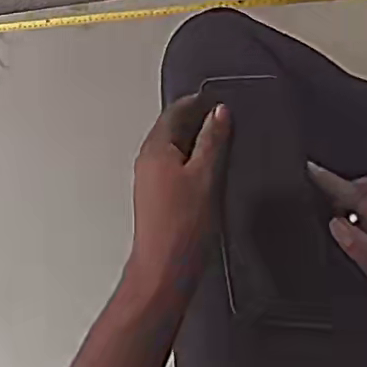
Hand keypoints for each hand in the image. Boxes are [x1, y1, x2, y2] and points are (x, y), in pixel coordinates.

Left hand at [128, 95, 229, 286]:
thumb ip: (213, 142)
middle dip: (193, 118)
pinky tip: (204, 168)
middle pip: (171, 127)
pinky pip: (171, 163)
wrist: (164, 269)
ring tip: (215, 136)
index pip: (174, 111)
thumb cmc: (182, 228)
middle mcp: (147, 158)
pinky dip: (188, 157)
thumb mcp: (206, 178)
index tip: (212, 97)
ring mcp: (148, 177)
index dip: (195, 101)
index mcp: (156, 148)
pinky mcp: (154, 194)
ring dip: (191, 138)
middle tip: (216, 112)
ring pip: (171, 145)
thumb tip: (219, 113)